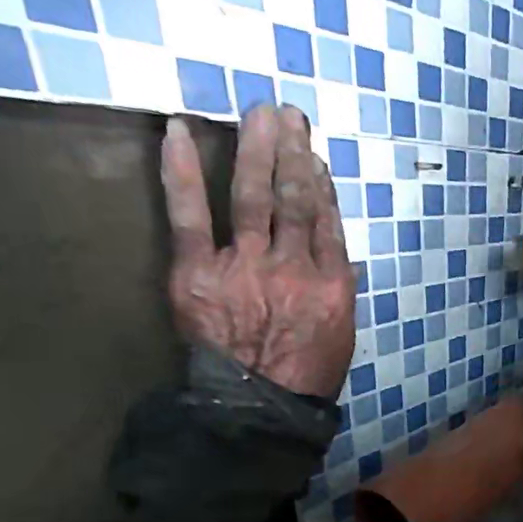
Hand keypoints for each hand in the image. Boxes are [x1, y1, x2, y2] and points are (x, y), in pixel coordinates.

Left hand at [161, 105, 354, 398]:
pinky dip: (183, 171)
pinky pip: (190, 214)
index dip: (319, 180)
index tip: (314, 153)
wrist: (258, 408)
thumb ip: (338, 282)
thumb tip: (332, 243)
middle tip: (287, 114)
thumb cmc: (306, 372)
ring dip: (257, 149)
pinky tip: (180, 131)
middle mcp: (292, 265)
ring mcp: (245, 265)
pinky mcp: (197, 273)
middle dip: (292, 151)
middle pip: (294, 196)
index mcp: (331, 281)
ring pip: (253, 196)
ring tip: (259, 113)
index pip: (326, 217)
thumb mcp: (342, 328)